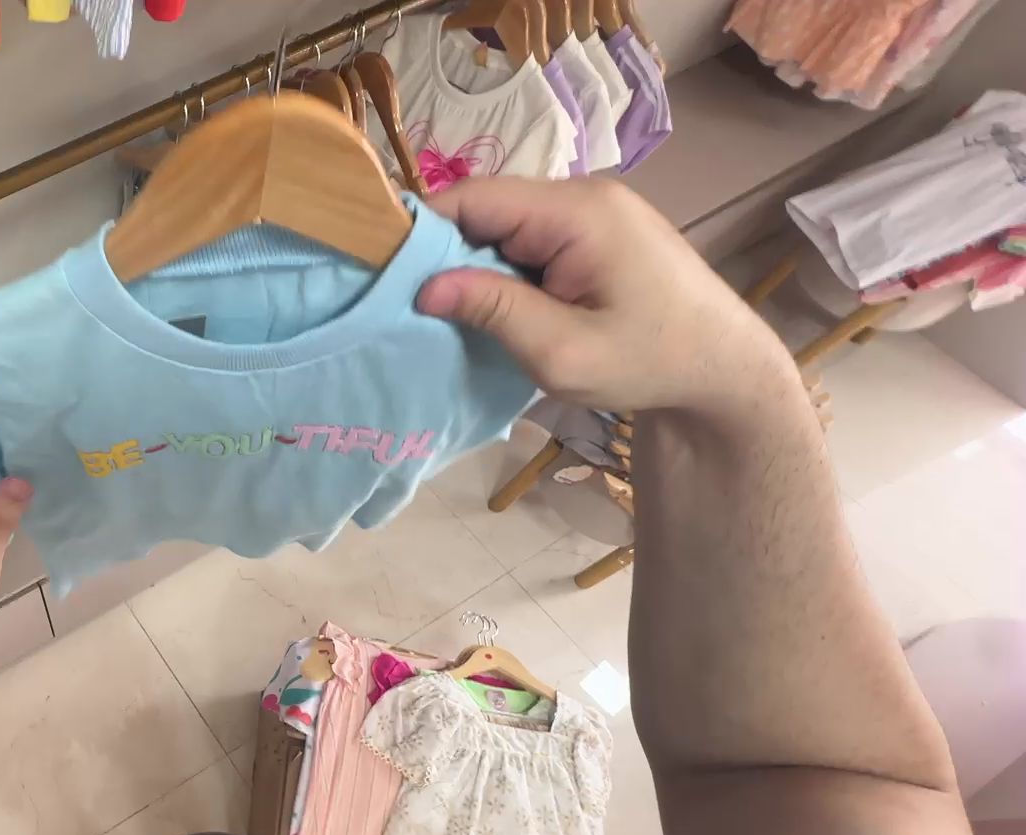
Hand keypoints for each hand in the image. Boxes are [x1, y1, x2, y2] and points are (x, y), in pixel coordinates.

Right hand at [417, 178, 798, 417]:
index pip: (475, 198)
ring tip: (431, 307)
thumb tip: (423, 288)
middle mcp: (581, 199)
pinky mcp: (585, 238)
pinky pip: (518, 243)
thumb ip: (492, 310)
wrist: (720, 371)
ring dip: (462, 264)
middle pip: (483, 208)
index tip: (380, 270)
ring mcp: (586, 216)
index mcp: (577, 213)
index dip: (420, 227)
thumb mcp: (560, 348)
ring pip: (497, 228)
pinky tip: (474, 305)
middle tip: (397, 299)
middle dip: (437, 250)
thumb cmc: (646, 362)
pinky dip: (488, 272)